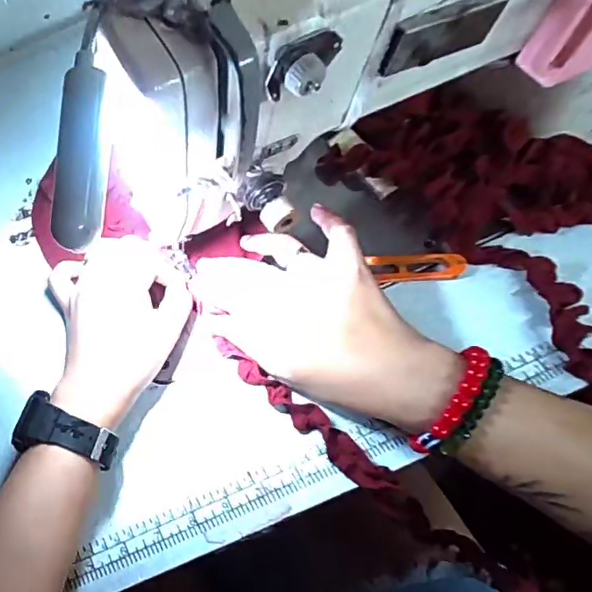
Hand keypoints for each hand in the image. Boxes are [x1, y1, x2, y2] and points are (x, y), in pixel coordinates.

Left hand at [48, 236, 193, 428]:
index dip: (170, 274)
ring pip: (99, 253)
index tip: (177, 292)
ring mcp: (80, 288)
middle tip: (163, 283)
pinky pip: (64, 273)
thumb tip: (178, 286)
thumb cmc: (133, 362)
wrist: (97, 389)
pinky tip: (91, 276)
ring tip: (137, 279)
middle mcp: (98, 276)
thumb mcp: (170, 330)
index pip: (152, 260)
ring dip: (121, 259)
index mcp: (124, 280)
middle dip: (148, 260)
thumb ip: (180, 298)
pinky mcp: (68, 302)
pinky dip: (78, 268)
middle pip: (126, 249)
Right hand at [195, 205, 459, 429]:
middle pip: (248, 273)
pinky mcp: (349, 264)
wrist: (392, 372)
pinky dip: (329, 220)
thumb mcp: (283, 368)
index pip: (229, 297)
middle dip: (223, 271)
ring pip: (284, 250)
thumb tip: (218, 322)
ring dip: (262, 244)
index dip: (211, 293)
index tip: (199, 293)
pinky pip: (338, 234)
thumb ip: (248, 341)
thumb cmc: (336, 380)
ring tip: (248, 243)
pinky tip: (317, 210)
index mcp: (270, 314)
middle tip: (206, 269)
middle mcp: (288, 286)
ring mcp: (320, 271)